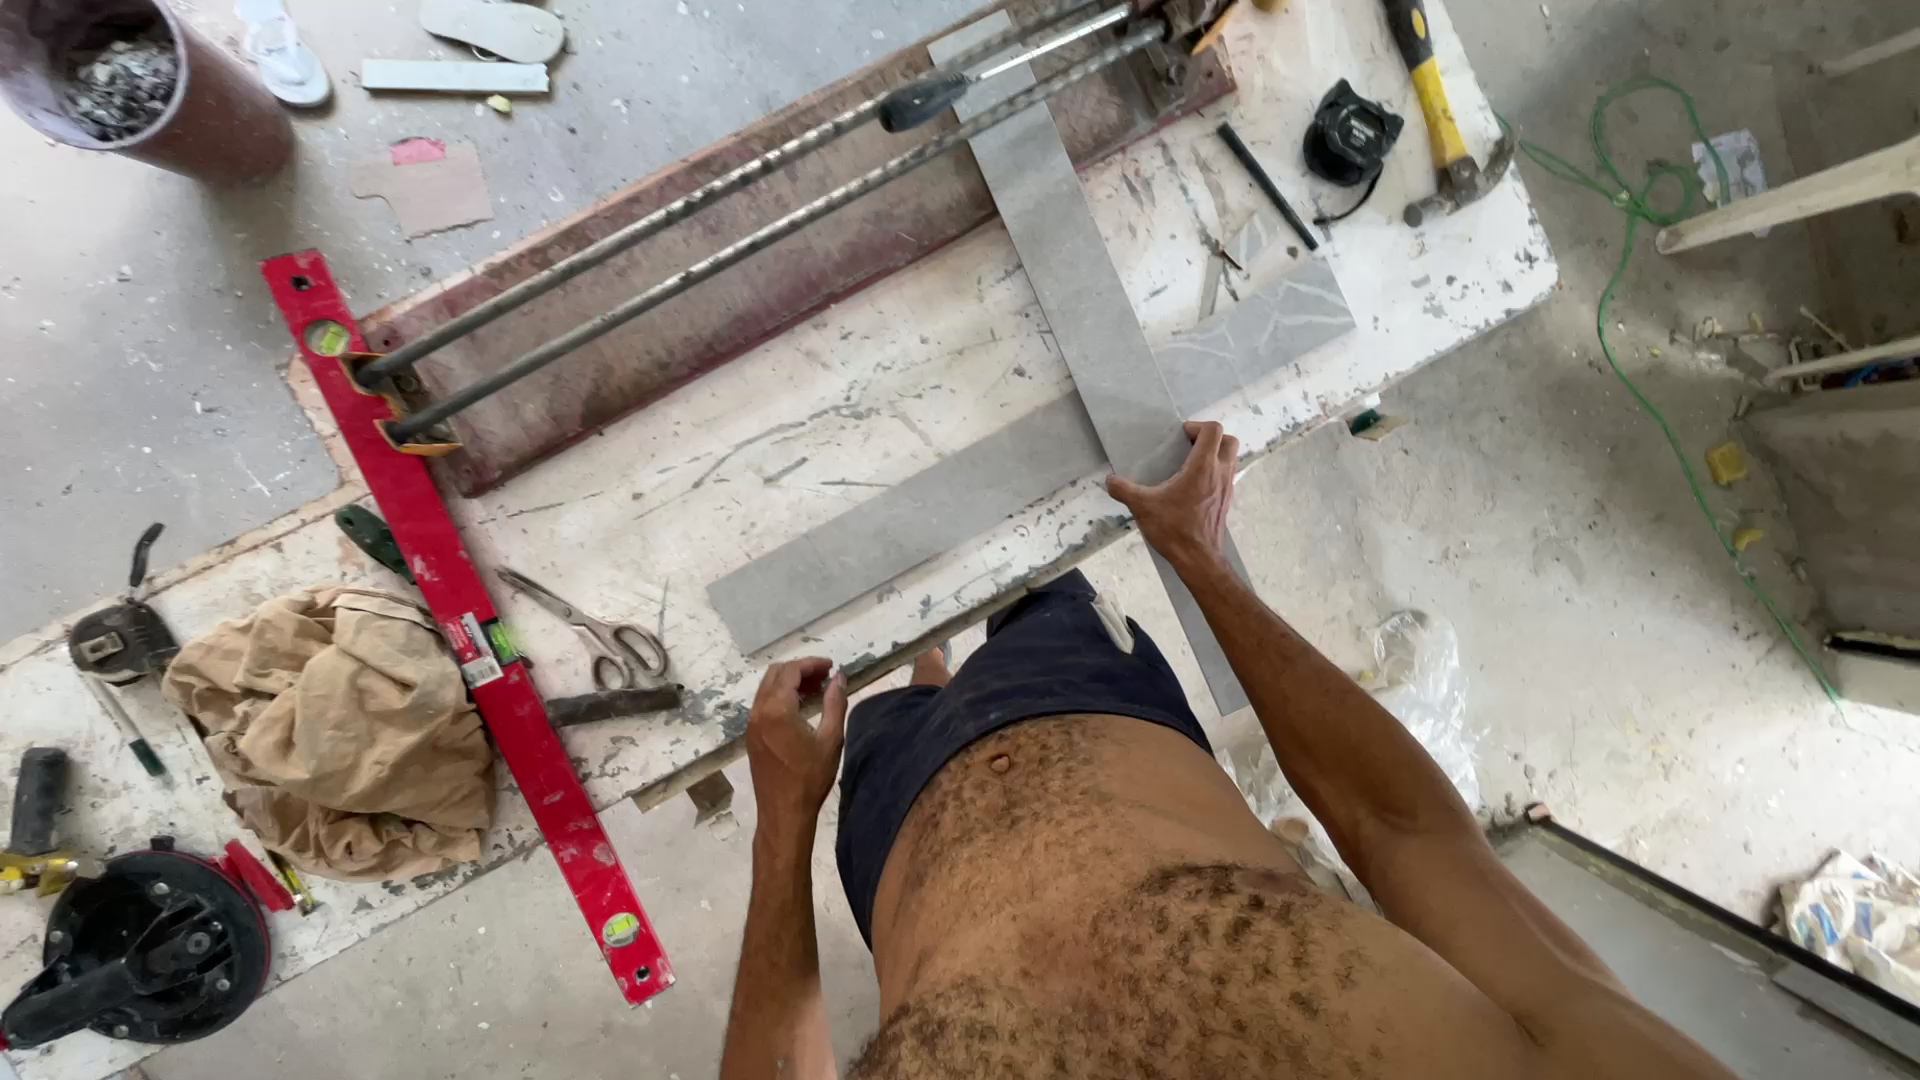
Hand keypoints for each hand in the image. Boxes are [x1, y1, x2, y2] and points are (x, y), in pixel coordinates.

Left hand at [744, 658, 847, 852]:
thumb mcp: (831, 739)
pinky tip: (800, 707)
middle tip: (825, 677)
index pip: (791, 671)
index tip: (832, 667)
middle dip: (800, 670)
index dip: (812, 664)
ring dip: (790, 682)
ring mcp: (751, 724)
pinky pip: (763, 703)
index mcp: (776, 709)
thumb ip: (835, 703)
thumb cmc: (810, 777)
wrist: (784, 813)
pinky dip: (781, 696)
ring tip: (816, 691)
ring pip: (767, 688)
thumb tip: (840, 678)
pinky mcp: (751, 736)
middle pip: (775, 674)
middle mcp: (758, 712)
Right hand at [1107, 421, 1237, 572]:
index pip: (1213, 430)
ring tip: (1190, 464)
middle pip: (1228, 441)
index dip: (1197, 426)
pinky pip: (1226, 477)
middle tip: (1189, 445)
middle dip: (1210, 437)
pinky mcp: (1226, 502)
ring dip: (1214, 454)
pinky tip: (1194, 486)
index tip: (1180, 436)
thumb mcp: (1142, 507)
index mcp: (1202, 467)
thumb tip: (1109, 481)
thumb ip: (1123, 490)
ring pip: (1231, 459)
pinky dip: (1215, 472)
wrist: (1198, 559)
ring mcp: (1227, 488)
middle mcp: (1220, 473)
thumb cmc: (1173, 529)